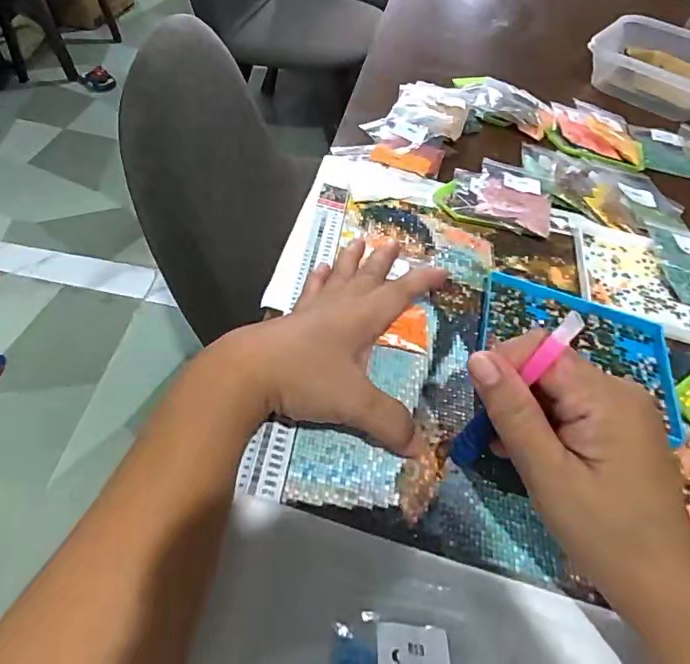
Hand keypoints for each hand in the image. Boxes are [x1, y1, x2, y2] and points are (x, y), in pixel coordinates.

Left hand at [213, 239, 446, 456]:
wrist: (248, 371)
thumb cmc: (305, 378)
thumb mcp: (353, 404)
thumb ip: (388, 422)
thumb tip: (420, 448)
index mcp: (361, 318)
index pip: (398, 294)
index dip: (421, 282)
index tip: (441, 269)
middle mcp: (339, 307)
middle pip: (367, 278)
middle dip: (384, 262)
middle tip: (394, 242)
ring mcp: (313, 311)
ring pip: (339, 278)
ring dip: (351, 261)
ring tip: (358, 242)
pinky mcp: (291, 320)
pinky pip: (310, 292)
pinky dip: (317, 280)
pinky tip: (319, 269)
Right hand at [466, 330, 689, 586]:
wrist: (668, 591)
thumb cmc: (605, 535)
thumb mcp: (547, 474)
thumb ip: (512, 411)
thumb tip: (478, 357)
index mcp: (606, 396)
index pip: (541, 349)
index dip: (504, 365)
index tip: (482, 406)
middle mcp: (619, 390)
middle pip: (548, 366)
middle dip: (513, 392)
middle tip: (494, 436)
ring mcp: (624, 409)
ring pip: (556, 387)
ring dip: (526, 411)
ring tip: (509, 450)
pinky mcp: (623, 428)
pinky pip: (573, 407)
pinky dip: (547, 423)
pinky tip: (534, 455)